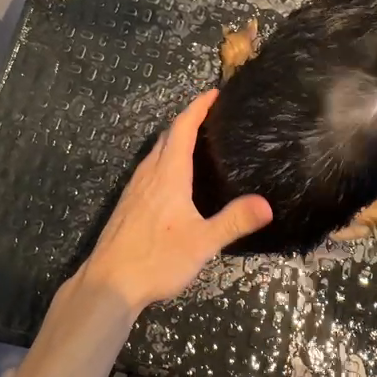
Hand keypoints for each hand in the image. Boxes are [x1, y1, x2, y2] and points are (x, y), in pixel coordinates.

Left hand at [76, 89, 272, 310]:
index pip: (183, 127)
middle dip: (188, 119)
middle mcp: (150, 172)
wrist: (109, 283)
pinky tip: (173, 178)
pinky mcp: (128, 203)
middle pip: (168, 135)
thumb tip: (268, 205)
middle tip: (210, 115)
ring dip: (174, 138)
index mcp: (169, 172)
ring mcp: (135, 187)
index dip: (198, 107)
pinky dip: (165, 157)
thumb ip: (234, 222)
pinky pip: (149, 167)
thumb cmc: (157, 258)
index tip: (214, 93)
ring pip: (156, 151)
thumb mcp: (202, 243)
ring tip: (196, 140)